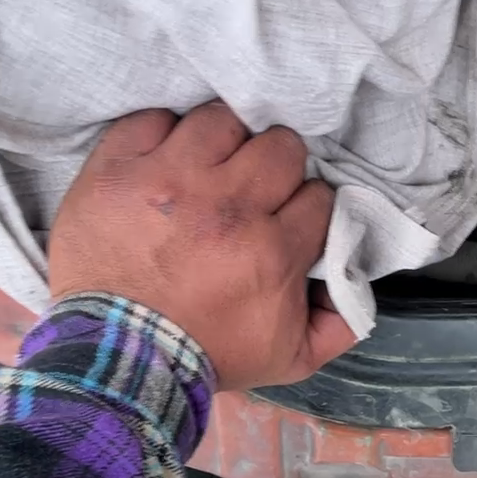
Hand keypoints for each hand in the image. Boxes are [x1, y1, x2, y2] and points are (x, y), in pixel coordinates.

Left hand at [48, 102, 356, 389]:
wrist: (123, 358)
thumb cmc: (209, 355)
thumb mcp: (292, 359)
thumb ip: (340, 324)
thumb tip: (358, 283)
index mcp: (273, 250)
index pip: (319, 195)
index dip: (309, 207)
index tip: (291, 222)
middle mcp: (228, 206)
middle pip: (281, 147)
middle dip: (277, 170)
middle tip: (257, 194)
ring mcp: (169, 180)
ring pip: (223, 121)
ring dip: (225, 144)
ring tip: (211, 173)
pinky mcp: (118, 168)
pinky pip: (155, 118)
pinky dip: (165, 136)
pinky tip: (167, 166)